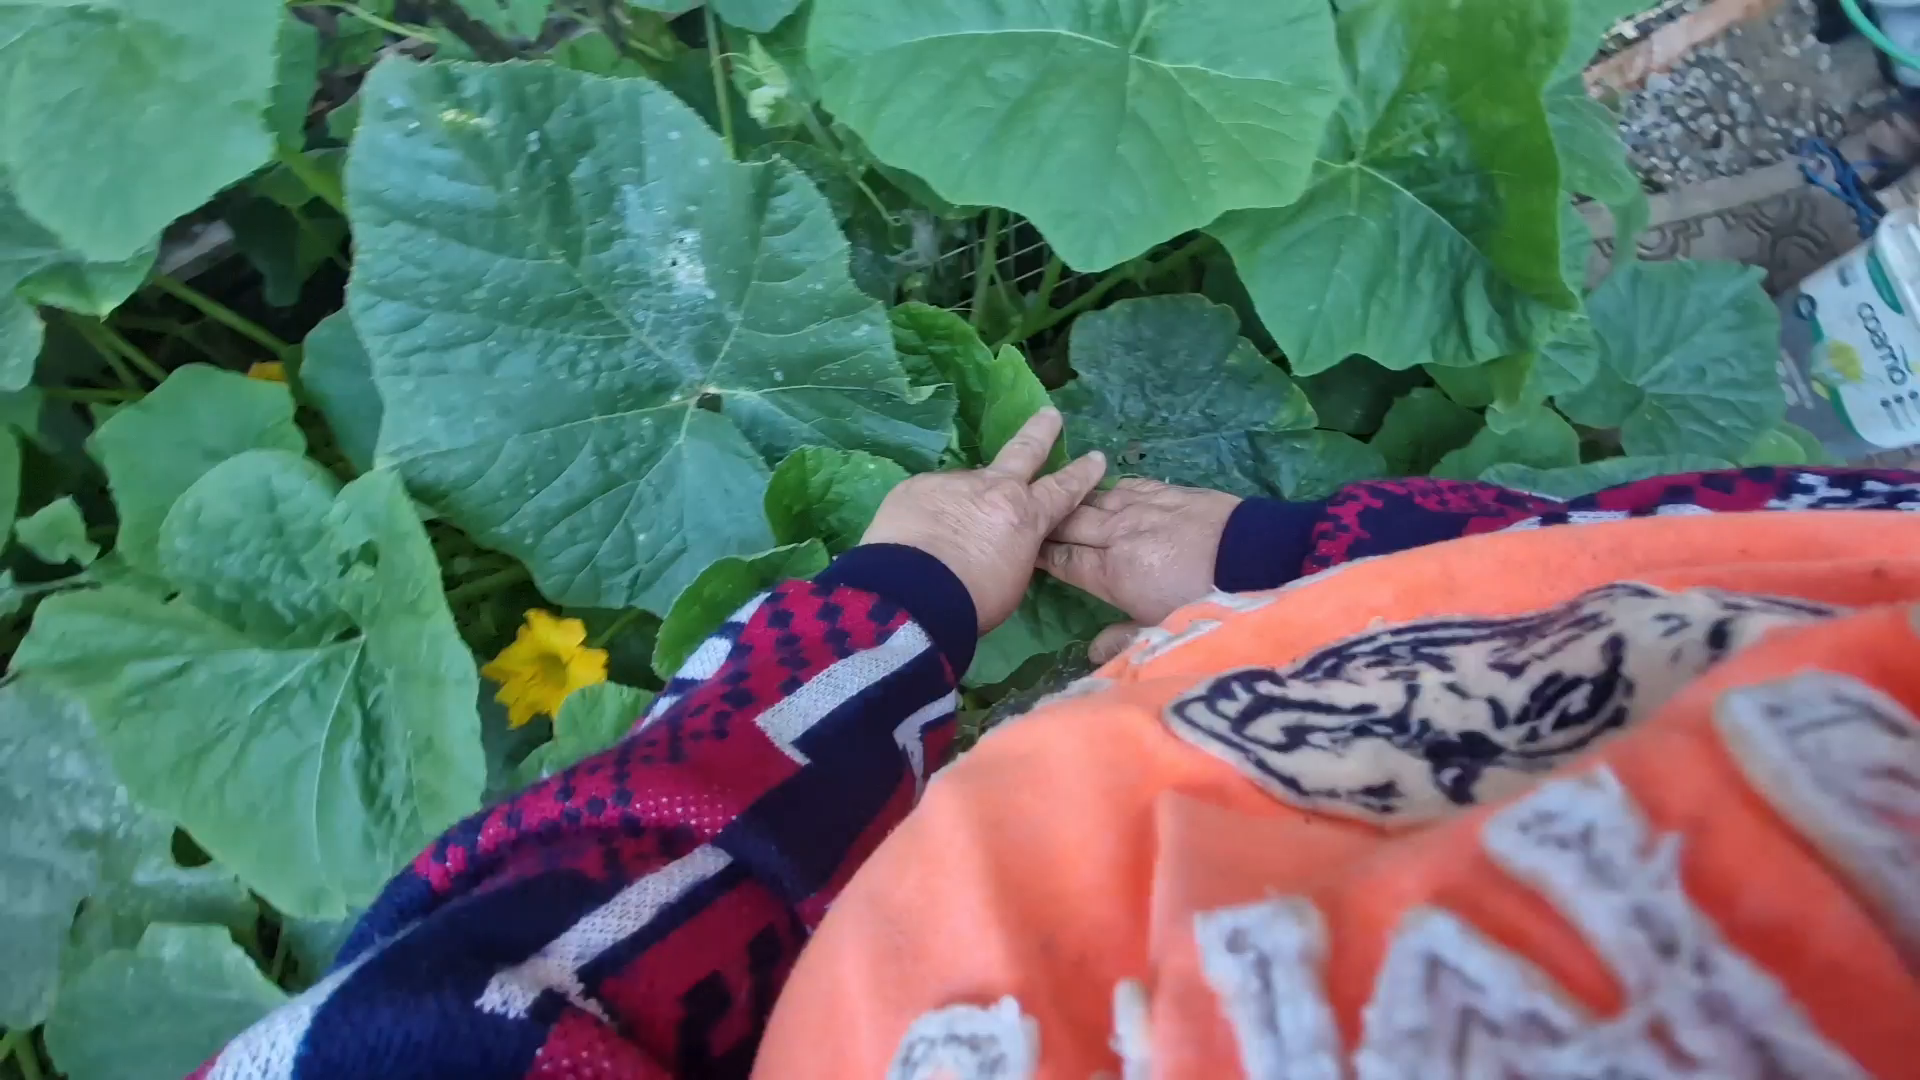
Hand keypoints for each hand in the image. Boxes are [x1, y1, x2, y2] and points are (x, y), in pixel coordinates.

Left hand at [861, 408, 1106, 632]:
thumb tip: (1004, 537)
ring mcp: (952, 482)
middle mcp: (992, 488)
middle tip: (1049, 414)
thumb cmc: (973, 599)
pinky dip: (932, 510)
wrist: (912, 594)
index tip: (1096, 457)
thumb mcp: (1012, 578)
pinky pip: (931, 495)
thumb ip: (1014, 547)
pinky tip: (921, 529)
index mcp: (1025, 515)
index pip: (1063, 490)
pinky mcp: (916, 486)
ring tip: (952, 520)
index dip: (1082, 474)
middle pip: (1023, 451)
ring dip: (967, 495)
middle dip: (1040, 432)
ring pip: (968, 482)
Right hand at [1039, 477, 1239, 626]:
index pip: (1063, 559)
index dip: (1040, 555)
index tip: (1023, 552)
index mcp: (1111, 571)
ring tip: (1060, 504)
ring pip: (1093, 499)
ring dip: (1074, 503)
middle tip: (1031, 524)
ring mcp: (1141, 507)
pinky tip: (1105, 492)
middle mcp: (1117, 533)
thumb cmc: (1207, 600)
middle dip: (1048, 523)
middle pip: (1069, 523)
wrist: (1258, 556)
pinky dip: (1109, 489)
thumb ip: (1123, 640)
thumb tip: (1092, 654)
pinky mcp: (1165, 490)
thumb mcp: (1163, 630)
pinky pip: (1126, 484)